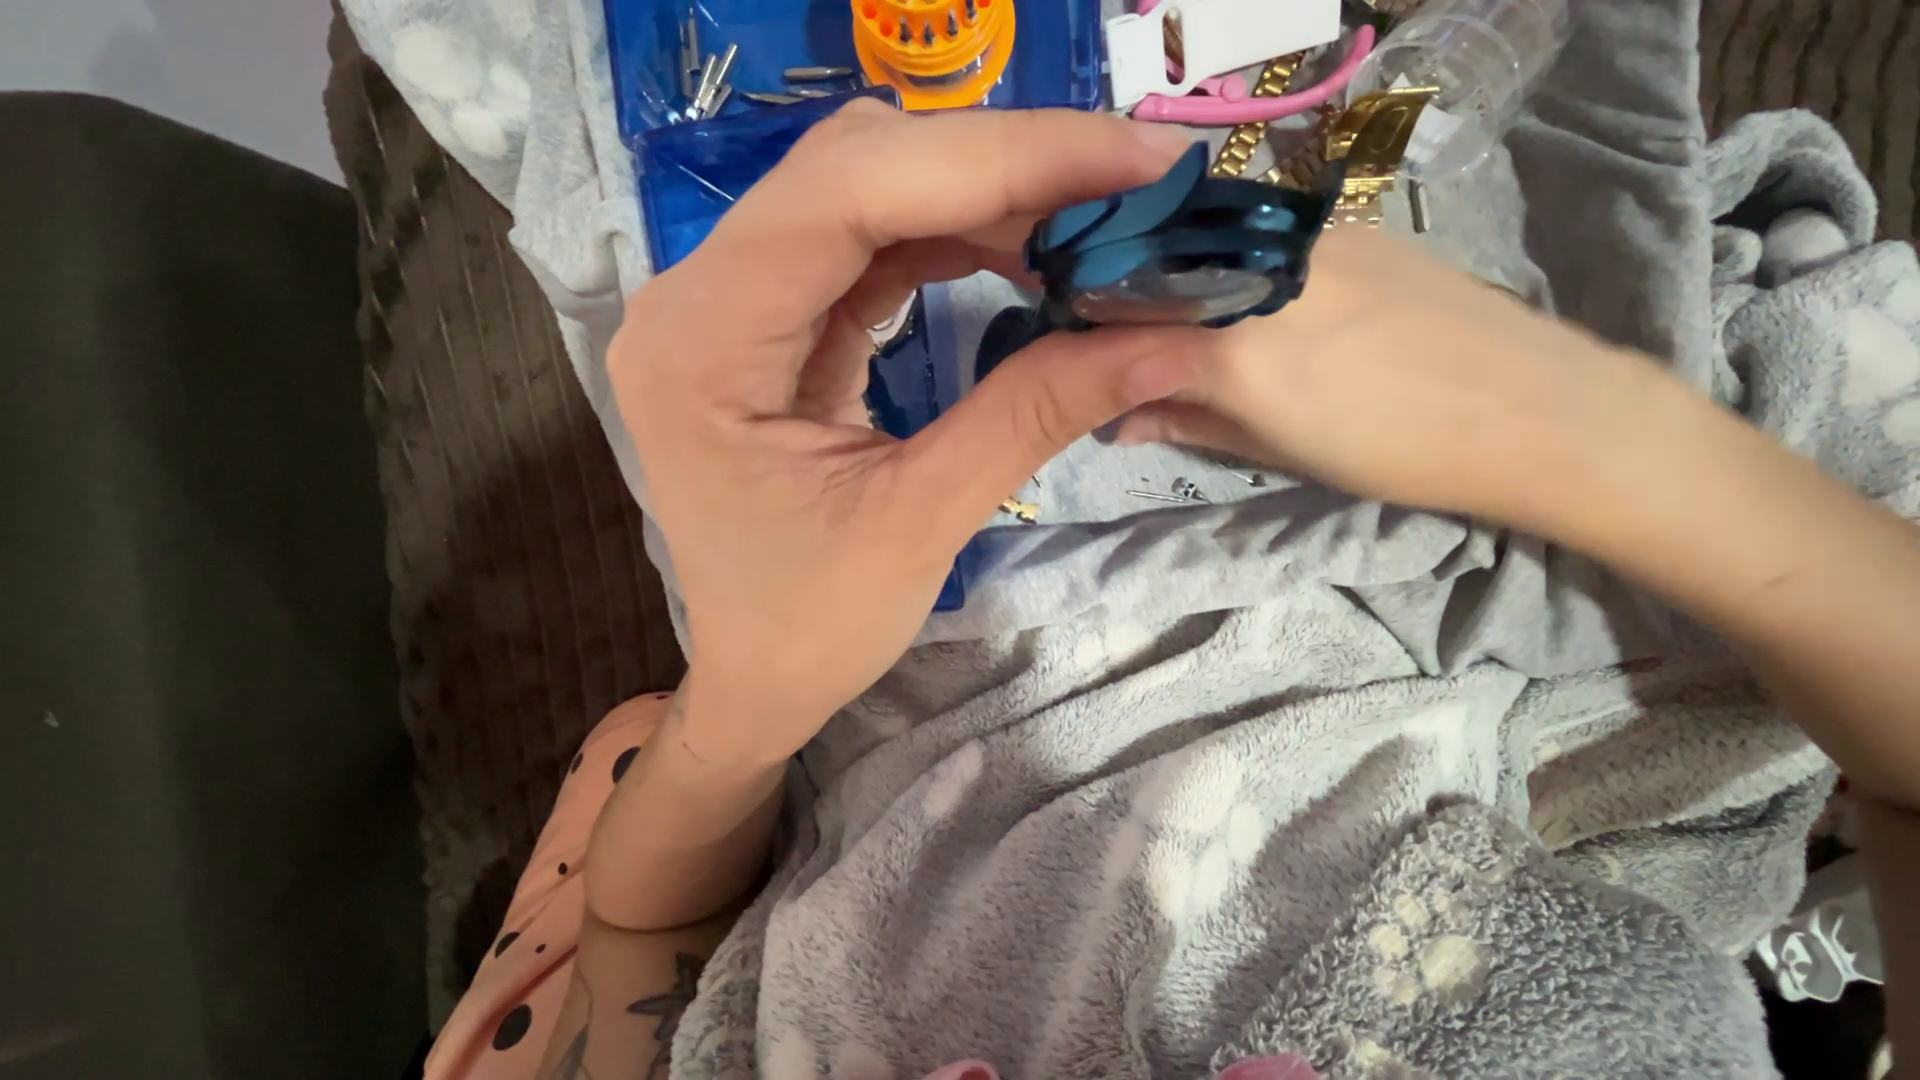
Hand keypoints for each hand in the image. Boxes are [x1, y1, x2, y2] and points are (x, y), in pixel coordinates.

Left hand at [609, 101, 1204, 762]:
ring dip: (985, 195)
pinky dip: (952, 236)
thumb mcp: (925, 520)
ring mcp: (726, 303)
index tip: (1137, 160)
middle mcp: (696, 298)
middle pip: (856, 169)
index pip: (850, 191)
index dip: (1002, 159)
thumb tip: (1171, 337)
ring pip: (865, 191)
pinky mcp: (767, 321)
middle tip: (1134, 184)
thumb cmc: (812, 625)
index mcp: (704, 346)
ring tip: (1094, 217)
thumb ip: (1034, 412)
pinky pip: (864, 243)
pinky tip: (1024, 250)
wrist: (755, 674)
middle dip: (1004, 167)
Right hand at [1113, 227, 1662, 528]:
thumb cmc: (1396, 453)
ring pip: (1200, 250)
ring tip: (1171, 320)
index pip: (1120, 334)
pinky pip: (1252, 237)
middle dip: (1118, 308)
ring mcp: (1301, 241)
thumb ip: (1186, 424)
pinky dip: (1221, 263)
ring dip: (1168, 280)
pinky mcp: (1340, 227)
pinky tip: (1234, 292)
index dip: (1084, 348)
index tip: (1070, 364)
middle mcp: (1255, 277)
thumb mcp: (1277, 451)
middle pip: (1152, 278)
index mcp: (1232, 350)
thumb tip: (1115, 424)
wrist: (1535, 410)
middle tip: (1109, 343)